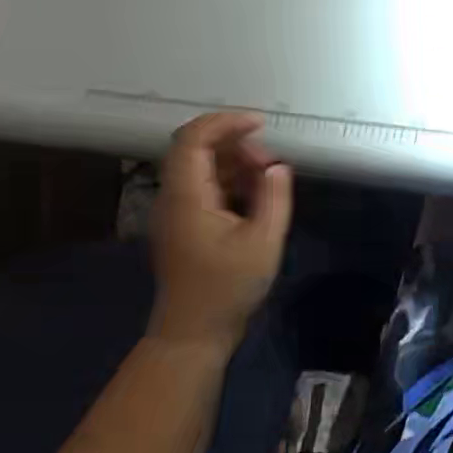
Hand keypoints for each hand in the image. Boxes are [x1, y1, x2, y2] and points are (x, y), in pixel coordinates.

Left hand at [147, 112, 293, 347]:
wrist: (194, 330)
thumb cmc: (228, 287)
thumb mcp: (263, 241)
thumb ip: (273, 197)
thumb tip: (278, 166)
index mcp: (187, 196)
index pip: (193, 139)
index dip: (225, 122)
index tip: (261, 124)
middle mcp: (174, 197)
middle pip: (196, 150)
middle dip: (236, 145)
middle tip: (271, 166)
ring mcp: (177, 211)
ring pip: (202, 169)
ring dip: (236, 165)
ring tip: (269, 182)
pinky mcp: (186, 225)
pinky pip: (206, 189)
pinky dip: (232, 183)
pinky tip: (257, 199)